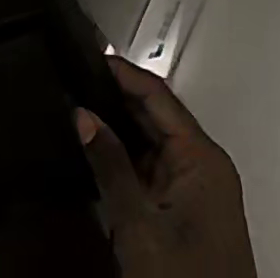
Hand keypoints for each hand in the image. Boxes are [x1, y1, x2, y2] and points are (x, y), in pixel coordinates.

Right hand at [75, 57, 256, 277]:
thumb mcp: (138, 224)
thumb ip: (109, 164)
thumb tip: (83, 116)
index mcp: (202, 159)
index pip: (158, 95)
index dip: (123, 72)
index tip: (90, 56)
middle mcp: (204, 165)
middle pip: (156, 113)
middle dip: (116, 96)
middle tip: (75, 79)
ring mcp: (195, 188)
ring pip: (151, 139)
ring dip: (118, 125)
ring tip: (78, 108)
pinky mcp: (185, 208)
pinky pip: (152, 164)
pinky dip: (125, 154)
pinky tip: (97, 150)